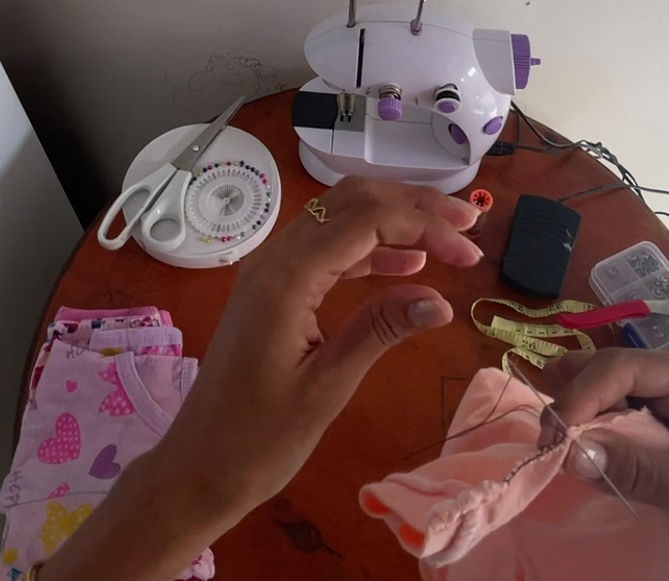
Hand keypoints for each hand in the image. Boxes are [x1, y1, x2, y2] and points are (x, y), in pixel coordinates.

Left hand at [39, 178, 482, 580]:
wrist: (198, 466)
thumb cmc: (258, 439)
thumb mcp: (327, 387)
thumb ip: (380, 330)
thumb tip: (441, 300)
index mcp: (286, 276)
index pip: (365, 219)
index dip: (424, 224)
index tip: (470, 250)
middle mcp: (276, 256)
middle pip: (352, 201)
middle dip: (413, 205)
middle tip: (467, 224)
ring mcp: (273, 267)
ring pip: (341, 217)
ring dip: (395, 219)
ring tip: (448, 237)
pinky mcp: (276, 284)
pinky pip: (328, 247)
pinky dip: (371, 247)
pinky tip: (407, 263)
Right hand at [540, 349, 668, 580]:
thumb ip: (647, 473)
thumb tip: (574, 451)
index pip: (625, 367)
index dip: (584, 392)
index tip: (554, 431)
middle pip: (602, 374)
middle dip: (571, 399)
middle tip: (545, 439)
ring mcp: (656, 416)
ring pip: (593, 396)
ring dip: (569, 417)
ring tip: (551, 446)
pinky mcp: (642, 447)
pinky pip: (597, 431)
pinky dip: (576, 440)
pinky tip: (564, 454)